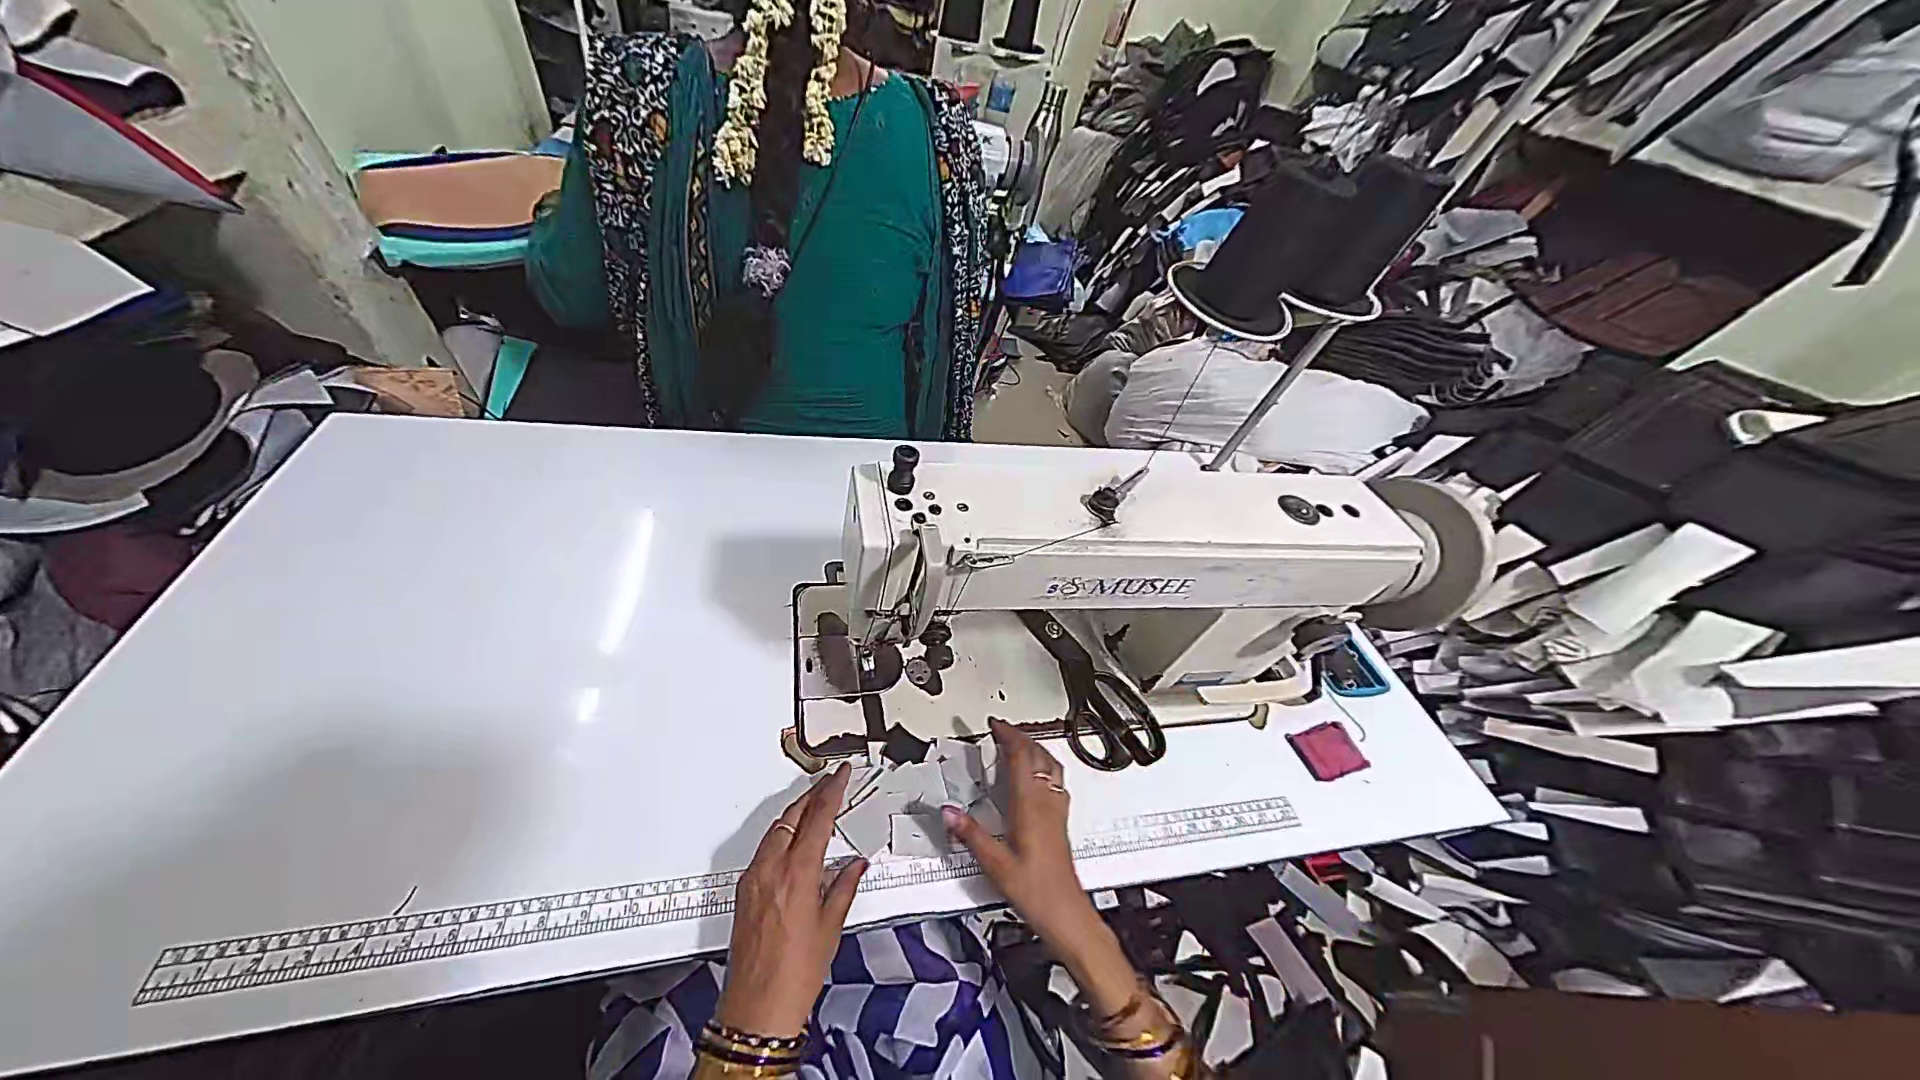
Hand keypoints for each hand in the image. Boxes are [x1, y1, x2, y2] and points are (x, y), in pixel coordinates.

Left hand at [716, 763, 867, 1036]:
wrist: (757, 1008)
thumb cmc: (793, 975)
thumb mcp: (831, 927)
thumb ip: (844, 886)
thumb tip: (855, 865)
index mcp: (797, 875)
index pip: (817, 817)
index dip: (832, 790)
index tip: (841, 774)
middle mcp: (771, 871)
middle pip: (792, 816)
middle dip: (812, 795)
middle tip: (830, 782)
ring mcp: (753, 879)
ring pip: (776, 829)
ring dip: (796, 813)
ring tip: (815, 805)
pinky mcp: (744, 891)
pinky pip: (764, 848)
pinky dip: (781, 834)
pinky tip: (793, 838)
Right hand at [943, 721, 1139, 1014]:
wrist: (1066, 913)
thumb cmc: (1037, 891)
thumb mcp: (994, 864)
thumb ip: (970, 835)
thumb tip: (951, 812)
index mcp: (1030, 805)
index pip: (1022, 756)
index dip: (1009, 736)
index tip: (997, 725)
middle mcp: (1047, 802)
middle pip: (1038, 755)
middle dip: (1020, 737)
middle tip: (1004, 730)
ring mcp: (1057, 810)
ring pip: (1051, 766)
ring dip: (1035, 748)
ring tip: (1021, 744)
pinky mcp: (1062, 822)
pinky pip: (1056, 781)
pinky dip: (1045, 767)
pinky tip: (1039, 776)